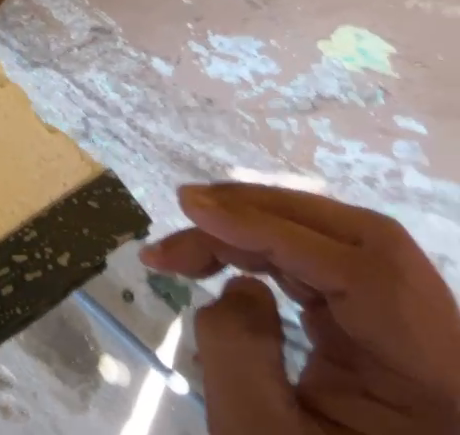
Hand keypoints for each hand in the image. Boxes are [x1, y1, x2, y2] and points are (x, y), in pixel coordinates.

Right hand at [140, 183, 459, 433]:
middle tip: (186, 211)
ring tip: (187, 241)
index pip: (365, 273)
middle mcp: (448, 354)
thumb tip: (239, 285)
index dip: (274, 229)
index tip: (191, 207)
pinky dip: (271, 252)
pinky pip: (334, 274)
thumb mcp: (257, 430)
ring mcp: (422, 345)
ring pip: (347, 249)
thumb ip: (236, 346)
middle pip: (367, 244)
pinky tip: (224, 260)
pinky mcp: (388, 343)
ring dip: (260, 228)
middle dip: (268, 213)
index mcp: (440, 385)